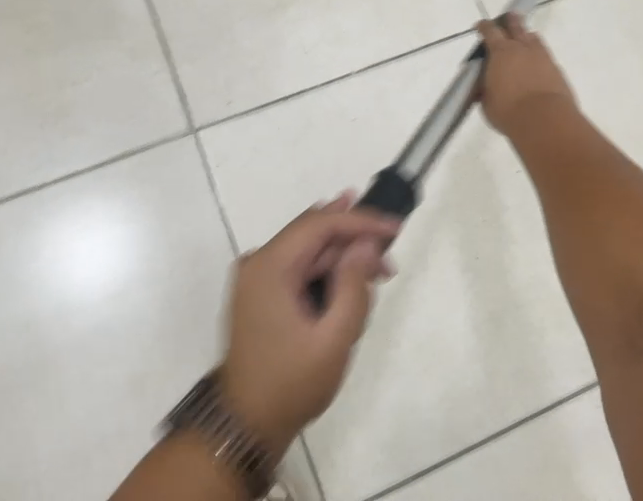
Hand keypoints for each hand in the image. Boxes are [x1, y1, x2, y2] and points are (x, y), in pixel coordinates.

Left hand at [220, 194, 400, 455]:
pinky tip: (347, 288)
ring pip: (307, 253)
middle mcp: (258, 263)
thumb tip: (366, 244)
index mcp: (269, 266)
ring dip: (341, 261)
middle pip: (312, 234)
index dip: (359, 221)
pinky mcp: (260, 294)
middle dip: (353, 241)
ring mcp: (256, 278)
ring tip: (376, 276)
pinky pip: (297, 270)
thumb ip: (352, 287)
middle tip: (389, 259)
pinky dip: (325, 275)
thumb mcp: (333, 340)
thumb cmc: (291, 383)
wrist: (247, 423)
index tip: (395, 229)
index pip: (319, 224)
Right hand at [476, 13, 579, 139]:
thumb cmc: (509, 111)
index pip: (490, 32)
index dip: (484, 27)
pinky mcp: (557, 70)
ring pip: (534, 39)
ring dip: (528, 36)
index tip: (481, 25)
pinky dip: (540, 56)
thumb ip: (485, 88)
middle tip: (510, 16)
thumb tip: (484, 86)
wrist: (545, 121)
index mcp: (500, 53)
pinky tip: (537, 63)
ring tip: (526, 37)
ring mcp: (542, 58)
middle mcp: (522, 49)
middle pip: (516, 26)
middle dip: (511, 20)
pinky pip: (546, 55)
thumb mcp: (487, 101)